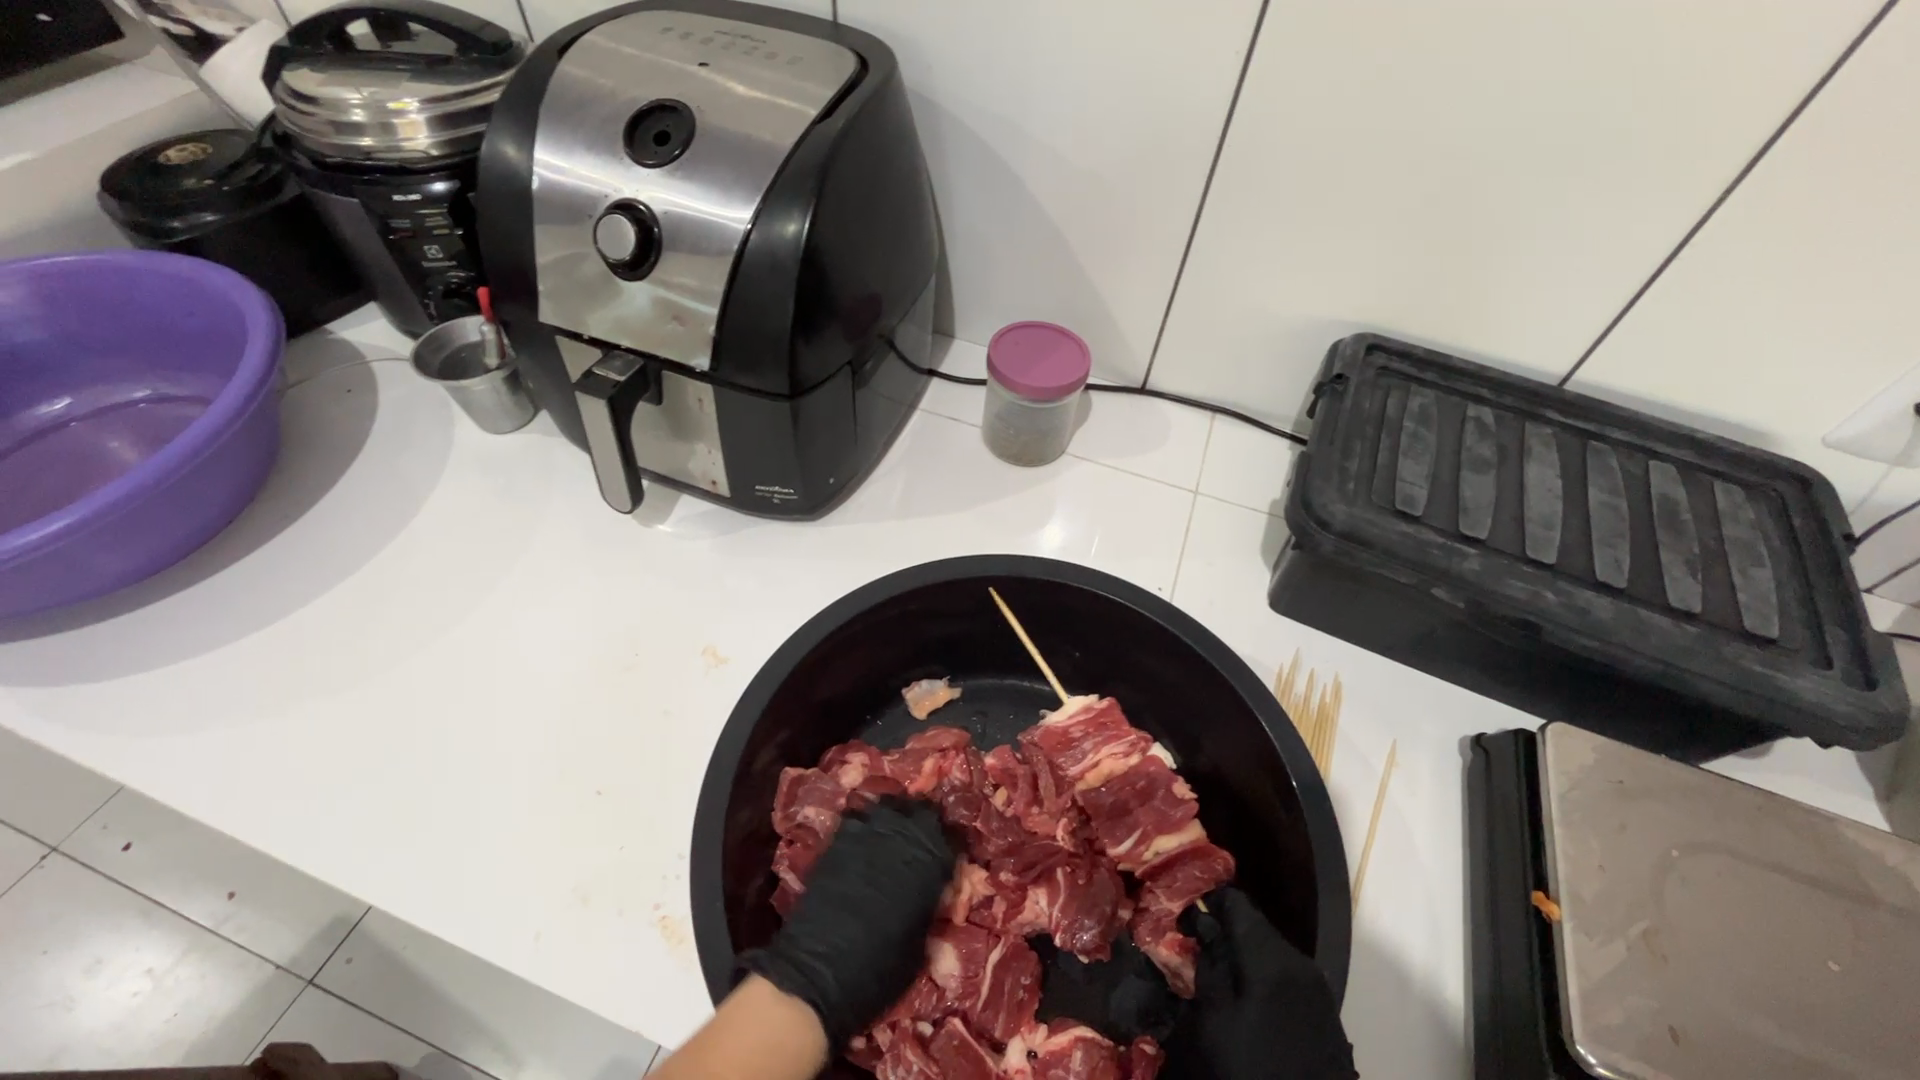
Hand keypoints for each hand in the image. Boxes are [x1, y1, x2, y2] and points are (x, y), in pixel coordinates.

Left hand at [741, 797, 955, 1044]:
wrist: (818, 971)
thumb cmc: (879, 968)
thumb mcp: (920, 943)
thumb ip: (929, 909)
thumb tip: (932, 898)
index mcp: (931, 861)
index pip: (955, 838)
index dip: (955, 848)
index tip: (953, 860)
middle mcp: (902, 837)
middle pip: (923, 813)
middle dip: (928, 826)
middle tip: (925, 845)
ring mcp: (867, 833)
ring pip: (889, 807)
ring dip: (896, 818)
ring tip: (896, 837)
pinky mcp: (837, 840)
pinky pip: (859, 819)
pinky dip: (866, 826)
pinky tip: (866, 843)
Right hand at [1165, 888, 1354, 1079]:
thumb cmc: (1254, 1071)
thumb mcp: (1214, 1024)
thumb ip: (1209, 970)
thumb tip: (1205, 933)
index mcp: (1269, 960)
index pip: (1237, 904)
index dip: (1209, 902)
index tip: (1185, 917)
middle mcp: (1298, 961)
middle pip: (1255, 926)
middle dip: (1224, 929)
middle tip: (1195, 947)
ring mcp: (1315, 984)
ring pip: (1271, 948)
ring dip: (1243, 952)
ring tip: (1218, 974)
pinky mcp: (1323, 1006)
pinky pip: (1286, 972)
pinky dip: (1262, 972)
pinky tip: (1247, 996)